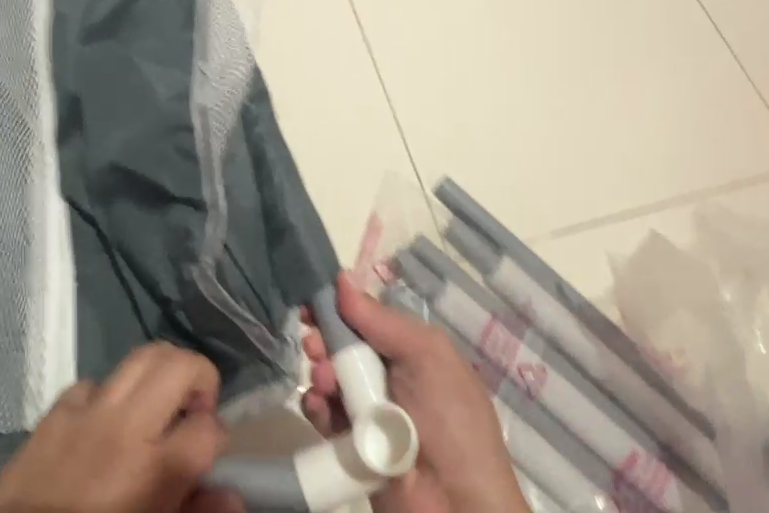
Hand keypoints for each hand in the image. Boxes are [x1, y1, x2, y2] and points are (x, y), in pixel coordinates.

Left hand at [0, 343, 232, 512]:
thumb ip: (195, 512)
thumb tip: (231, 495)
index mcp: (154, 469)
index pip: (210, 427)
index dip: (216, 437)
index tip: (208, 453)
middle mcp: (124, 427)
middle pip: (179, 365)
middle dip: (199, 379)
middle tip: (195, 411)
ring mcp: (86, 412)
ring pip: (141, 357)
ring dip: (160, 374)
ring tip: (159, 404)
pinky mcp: (53, 412)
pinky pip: (94, 382)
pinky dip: (109, 395)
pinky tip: (104, 423)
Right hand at [302, 275, 529, 512]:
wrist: (457, 506)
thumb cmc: (451, 420)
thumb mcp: (427, 356)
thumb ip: (381, 320)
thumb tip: (341, 277)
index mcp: (414, 352)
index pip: (369, 320)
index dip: (340, 309)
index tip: (311, 301)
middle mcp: (392, 378)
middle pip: (345, 347)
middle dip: (325, 340)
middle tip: (313, 345)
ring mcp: (371, 413)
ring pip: (331, 380)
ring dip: (321, 375)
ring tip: (324, 383)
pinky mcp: (352, 447)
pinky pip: (325, 418)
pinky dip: (317, 408)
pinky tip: (318, 407)